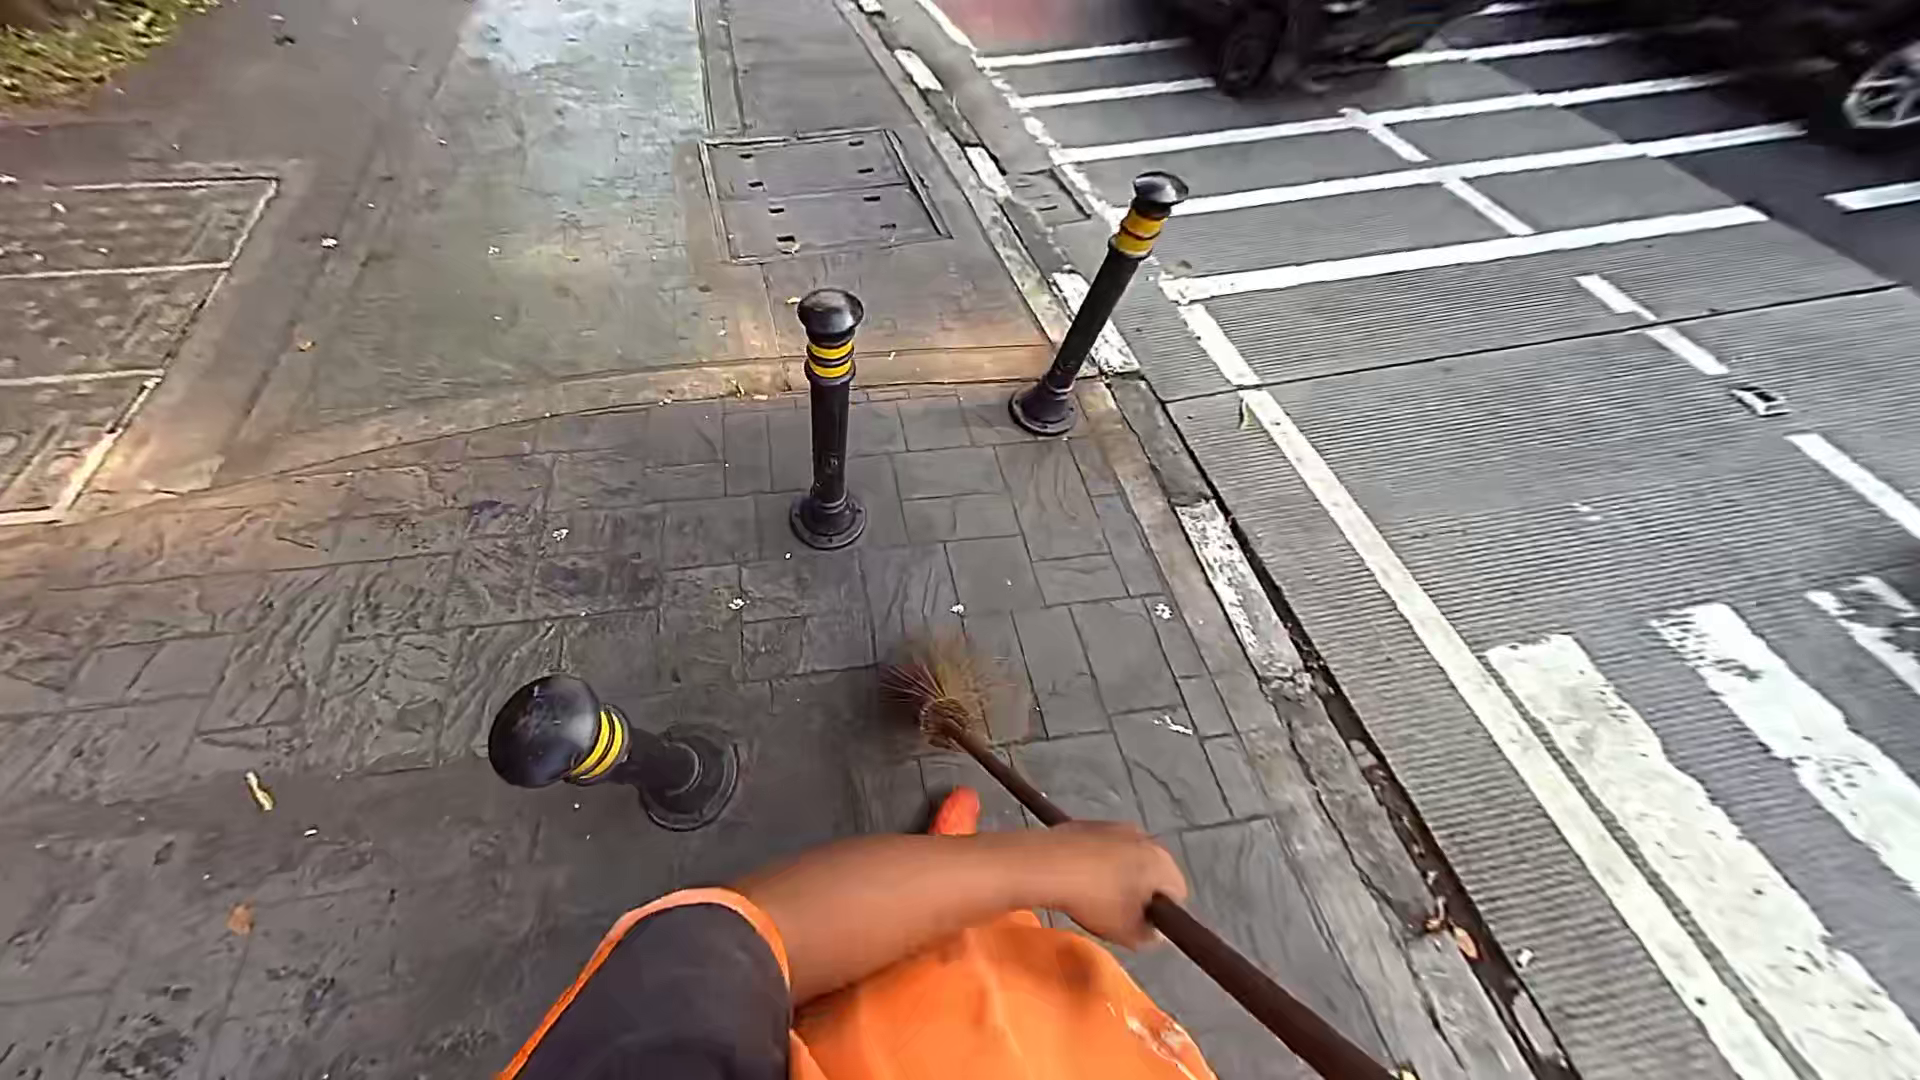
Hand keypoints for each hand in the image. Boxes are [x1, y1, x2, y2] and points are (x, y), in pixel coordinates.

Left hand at [1037, 822, 1187, 947]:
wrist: (1049, 863)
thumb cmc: (1096, 899)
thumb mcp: (1129, 933)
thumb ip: (1150, 936)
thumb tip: (1153, 931)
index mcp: (1161, 861)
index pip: (1177, 893)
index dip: (1164, 914)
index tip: (1142, 924)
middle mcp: (1143, 836)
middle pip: (1154, 870)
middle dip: (1142, 891)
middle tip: (1120, 911)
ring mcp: (1115, 824)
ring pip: (1128, 856)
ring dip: (1120, 873)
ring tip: (1096, 893)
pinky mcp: (1091, 822)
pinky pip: (1105, 846)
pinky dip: (1100, 859)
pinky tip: (1081, 874)